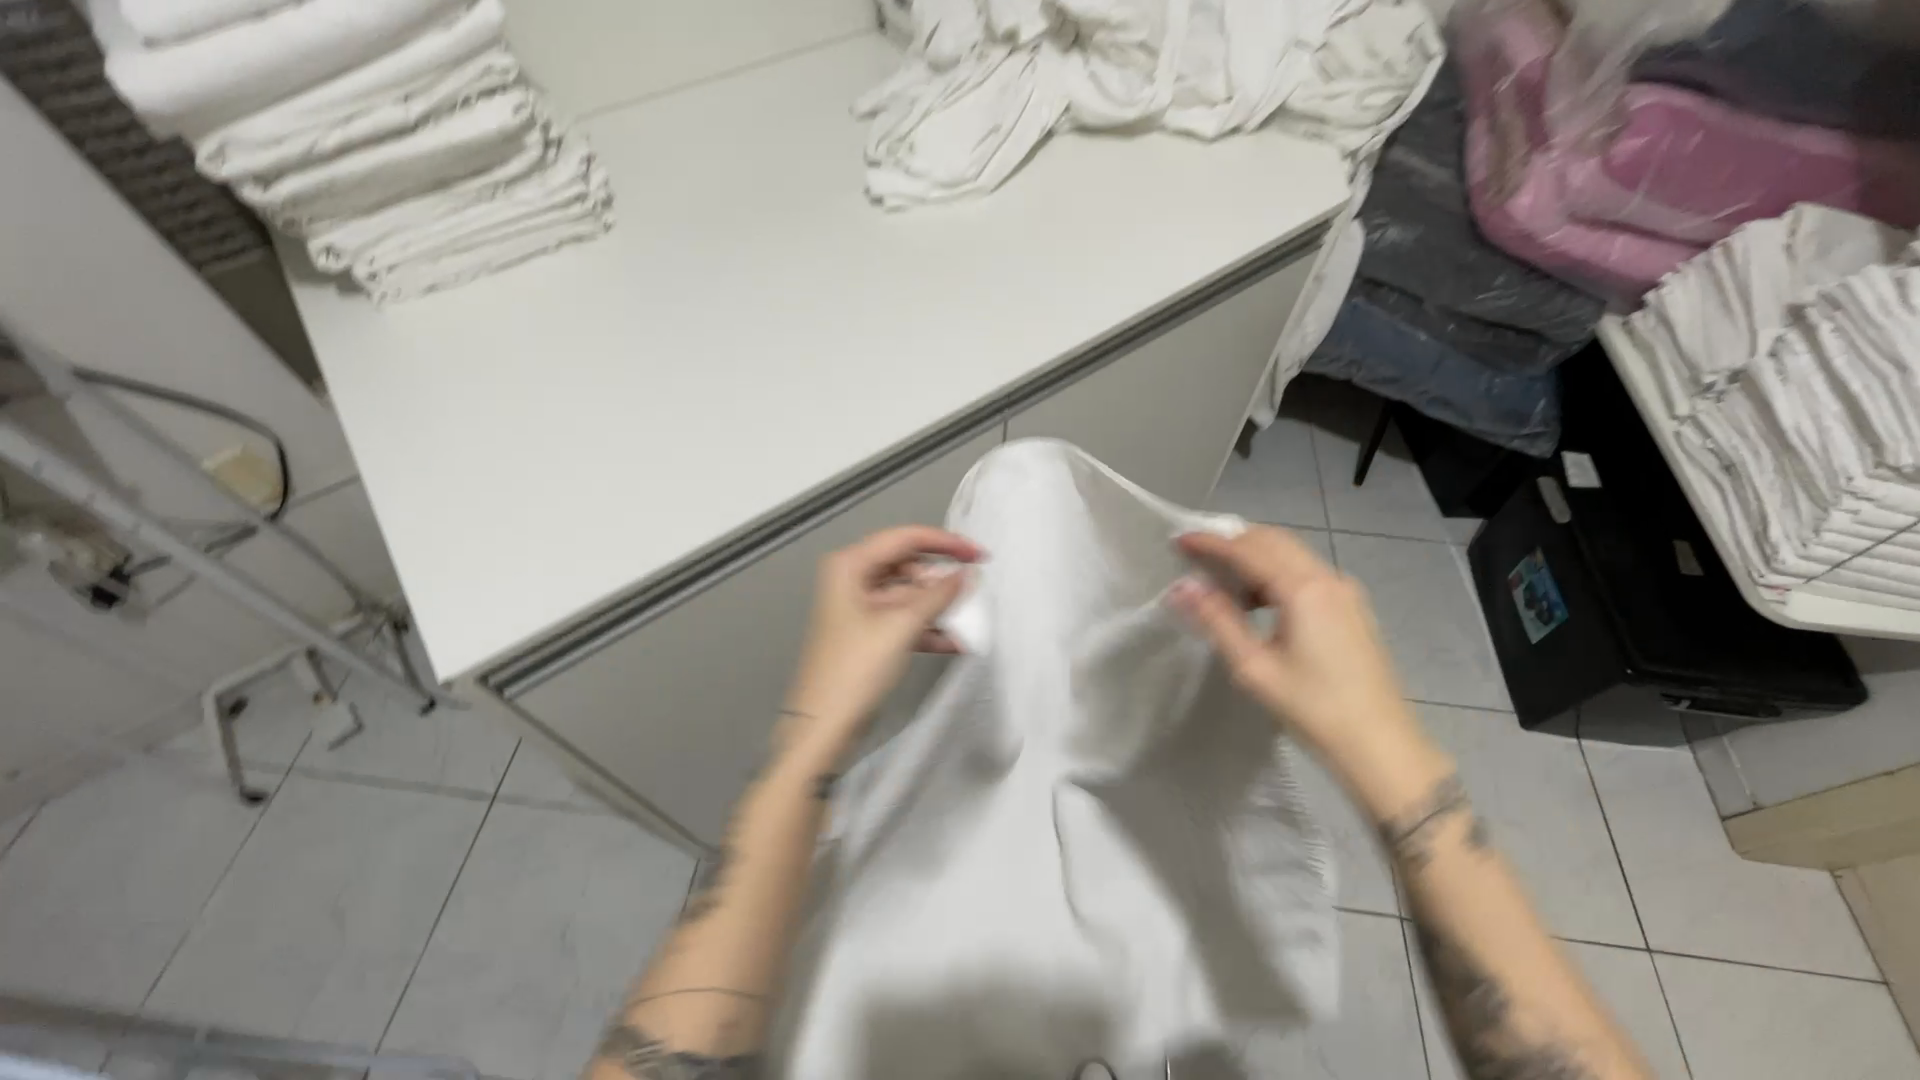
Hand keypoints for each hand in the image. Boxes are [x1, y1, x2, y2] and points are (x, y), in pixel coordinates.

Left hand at [780, 526, 982, 756]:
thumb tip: (966, 575)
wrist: (823, 726)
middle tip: (975, 593)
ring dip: (939, 607)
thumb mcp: (901, 626)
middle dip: (942, 580)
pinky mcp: (869, 635)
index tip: (981, 555)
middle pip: (908, 565)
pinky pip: (905, 620)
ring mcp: (861, 609)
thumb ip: (938, 595)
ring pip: (910, 595)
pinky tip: (956, 643)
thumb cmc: (856, 669)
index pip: (906, 538)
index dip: (946, 543)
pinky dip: (929, 628)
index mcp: (851, 566)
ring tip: (971, 620)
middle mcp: (853, 579)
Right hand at [1168, 527, 1438, 790]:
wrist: (1380, 744)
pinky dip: (1276, 573)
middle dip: (1233, 541)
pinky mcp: (1352, 608)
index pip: (1248, 551)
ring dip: (1255, 557)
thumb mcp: (1255, 668)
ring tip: (1221, 582)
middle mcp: (1328, 579)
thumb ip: (1217, 621)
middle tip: (1196, 556)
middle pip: (1273, 541)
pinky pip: (1307, 573)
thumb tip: (1182, 588)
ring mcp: (1345, 592)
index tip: (1178, 541)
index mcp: (1303, 590)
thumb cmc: (1313, 709)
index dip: (1210, 543)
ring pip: (1292, 555)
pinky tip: (1258, 602)